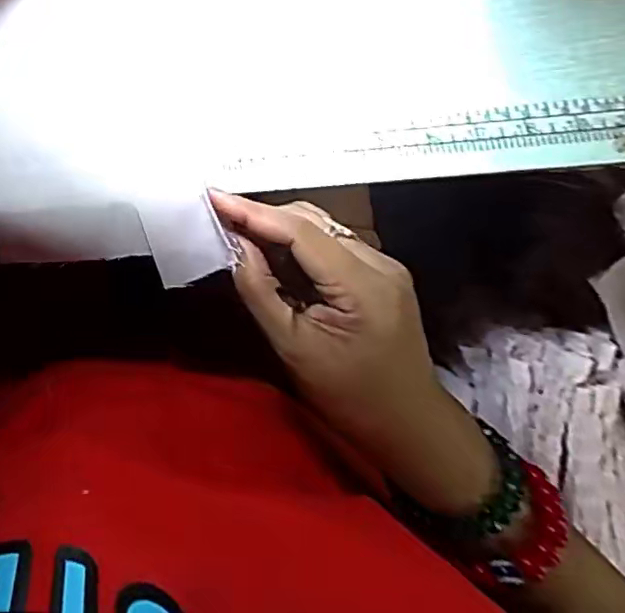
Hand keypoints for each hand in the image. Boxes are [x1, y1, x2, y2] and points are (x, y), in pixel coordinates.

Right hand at [213, 191, 496, 511]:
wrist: (408, 426)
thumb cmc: (347, 397)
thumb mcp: (292, 347)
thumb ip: (260, 290)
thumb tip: (235, 244)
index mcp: (362, 284)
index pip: (300, 231)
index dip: (254, 211)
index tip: (216, 198)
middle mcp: (380, 262)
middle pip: (313, 221)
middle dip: (264, 215)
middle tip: (222, 215)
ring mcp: (386, 265)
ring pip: (324, 227)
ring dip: (282, 227)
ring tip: (242, 231)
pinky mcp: (383, 272)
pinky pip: (335, 243)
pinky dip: (302, 243)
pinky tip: (278, 253)